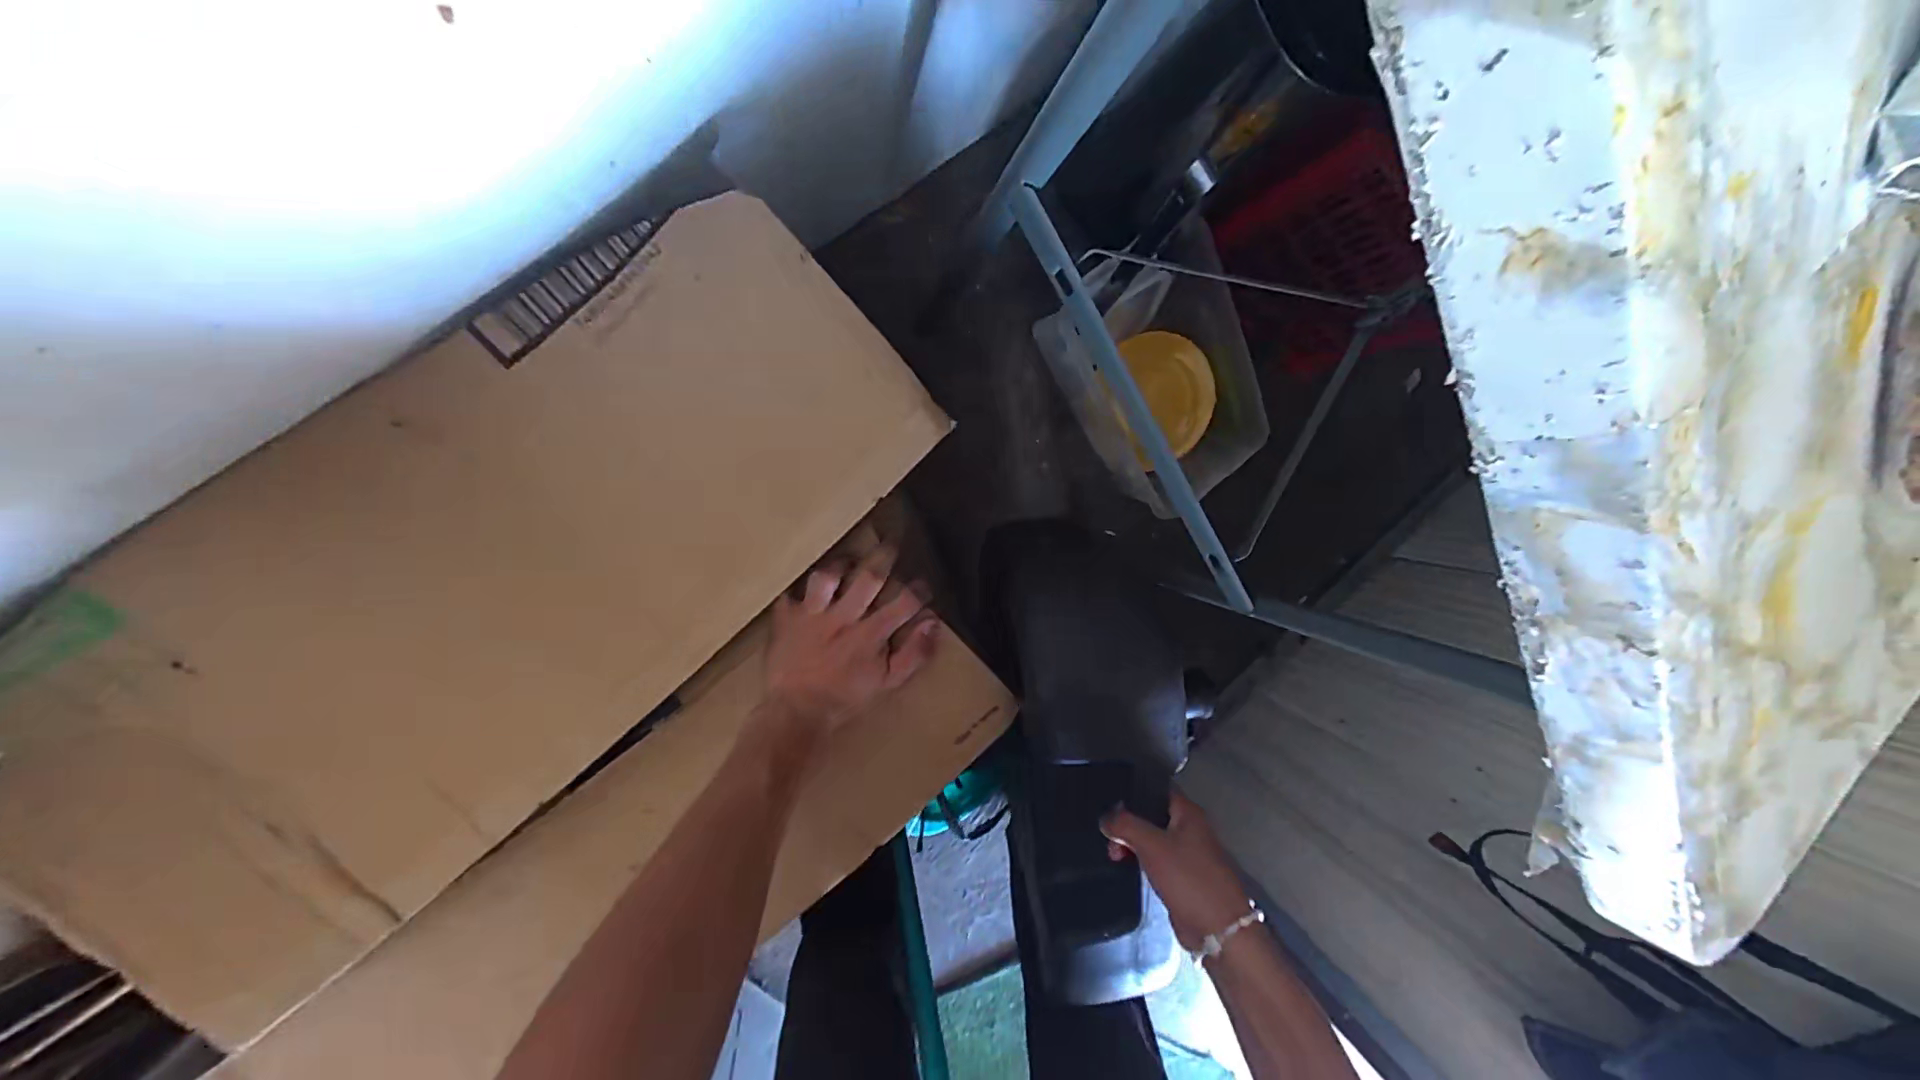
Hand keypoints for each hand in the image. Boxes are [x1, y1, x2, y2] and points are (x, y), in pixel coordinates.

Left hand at [761, 545, 939, 746]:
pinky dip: (796, 590)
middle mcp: (843, 618)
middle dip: (884, 558)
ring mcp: (812, 616)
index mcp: (871, 634)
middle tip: (891, 545)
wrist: (797, 713)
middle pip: (868, 577)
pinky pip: (789, 594)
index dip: (918, 590)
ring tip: (847, 561)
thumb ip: (914, 653)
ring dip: (839, 565)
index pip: (903, 602)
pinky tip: (803, 590)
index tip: (924, 586)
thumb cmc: (845, 700)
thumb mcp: (887, 683)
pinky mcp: (787, 619)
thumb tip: (932, 625)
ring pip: (827, 576)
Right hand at [1102, 791, 1252, 953]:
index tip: (1109, 799)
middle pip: (1152, 815)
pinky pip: (1157, 860)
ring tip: (1114, 854)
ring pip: (1153, 838)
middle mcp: (1190, 829)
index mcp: (1188, 813)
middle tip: (1109, 835)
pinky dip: (1141, 860)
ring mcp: (1188, 854)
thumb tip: (1106, 819)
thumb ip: (1125, 825)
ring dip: (1133, 843)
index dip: (1133, 791)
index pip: (1157, 789)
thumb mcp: (1151, 844)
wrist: (1217, 929)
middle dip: (1129, 823)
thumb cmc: (1188, 878)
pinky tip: (1126, 866)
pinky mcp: (1183, 877)